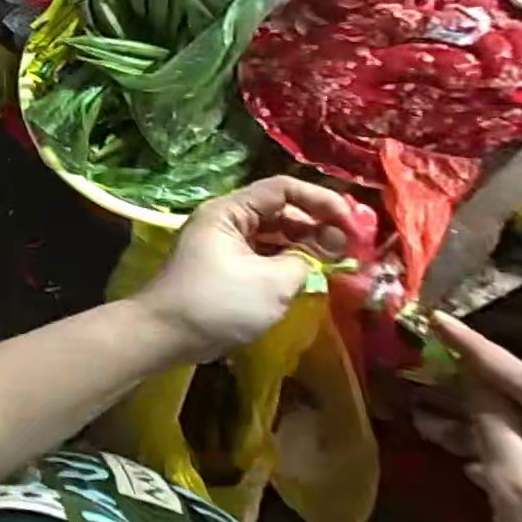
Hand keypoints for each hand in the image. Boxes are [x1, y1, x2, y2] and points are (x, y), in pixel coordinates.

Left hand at [133, 176, 353, 359]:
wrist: (167, 332)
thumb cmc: (217, 301)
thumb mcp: (272, 280)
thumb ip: (305, 259)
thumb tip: (318, 253)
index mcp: (227, 212)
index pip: (281, 189)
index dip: (322, 200)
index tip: (355, 225)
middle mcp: (224, 221)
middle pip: (279, 210)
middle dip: (318, 224)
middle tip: (354, 250)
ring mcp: (223, 244)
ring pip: (274, 234)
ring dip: (307, 243)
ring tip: (341, 262)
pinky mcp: (225, 267)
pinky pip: (264, 253)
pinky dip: (289, 260)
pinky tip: (315, 273)